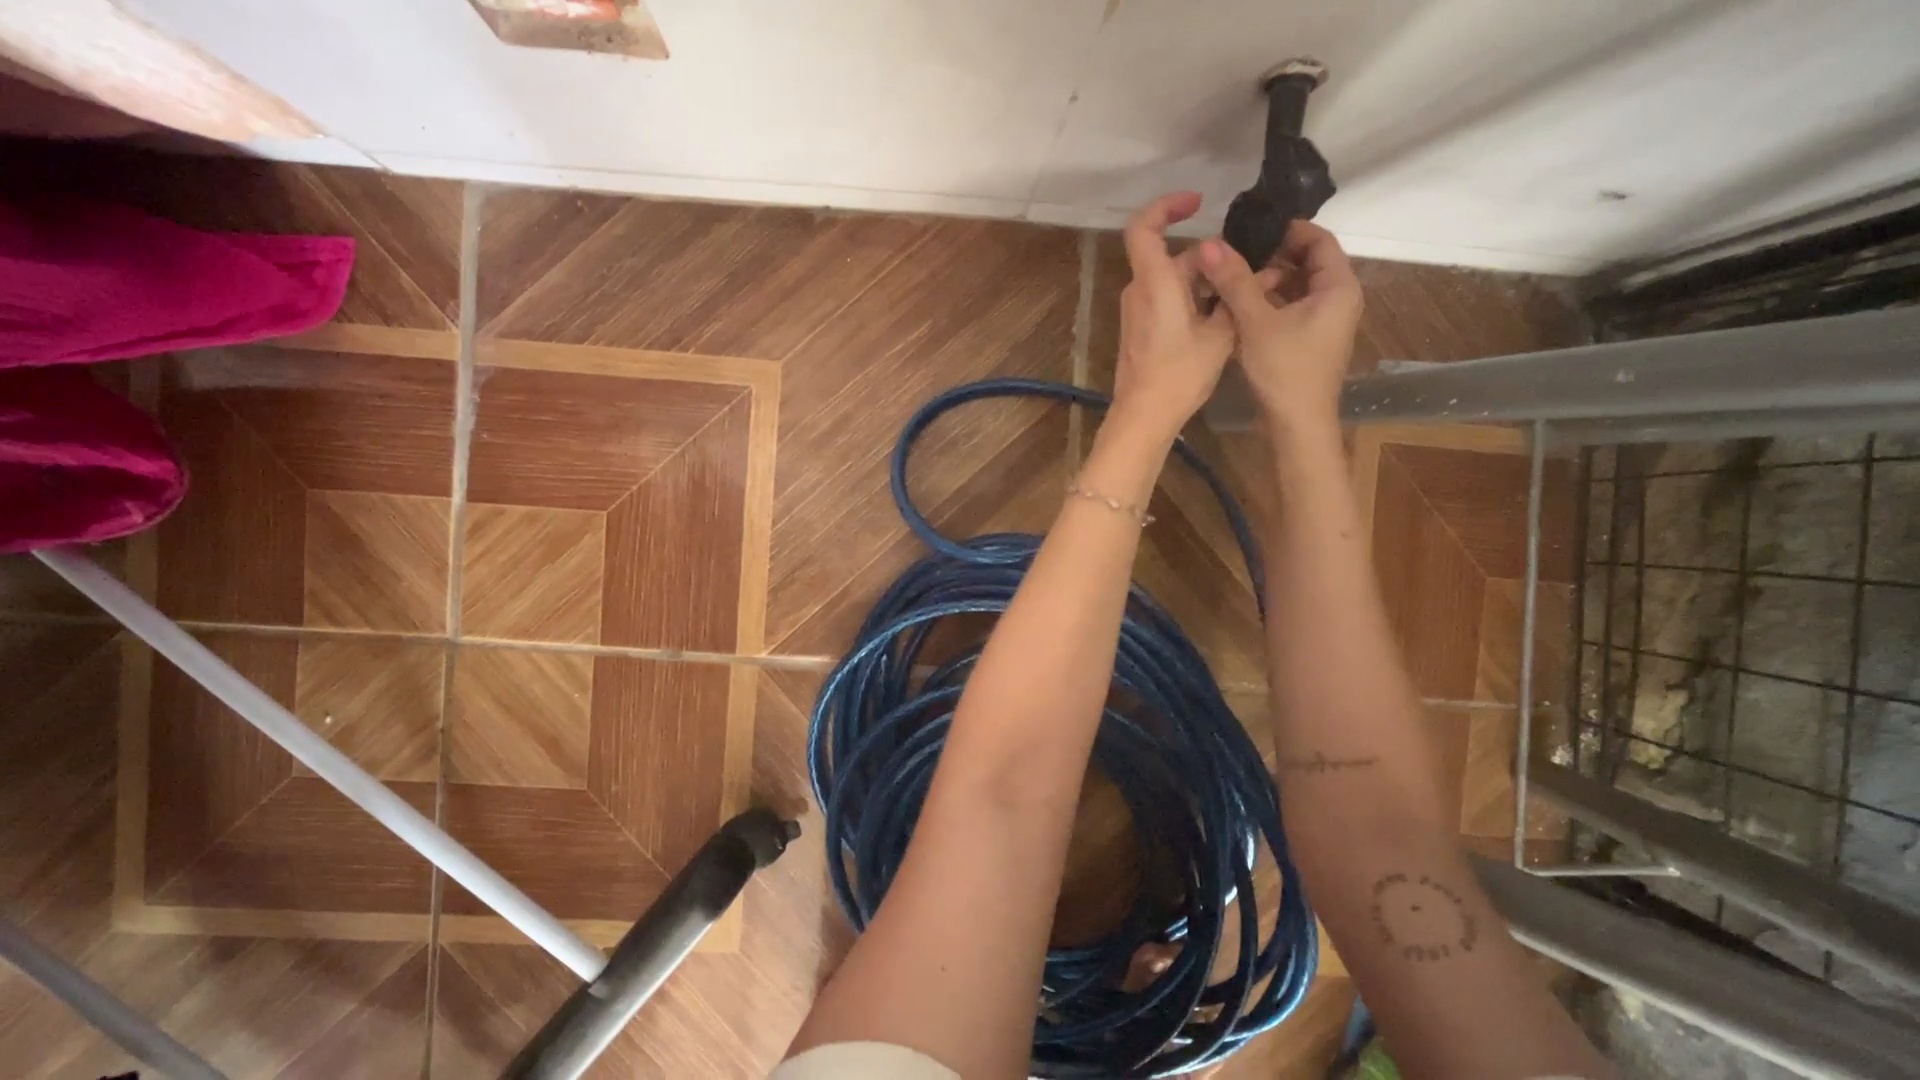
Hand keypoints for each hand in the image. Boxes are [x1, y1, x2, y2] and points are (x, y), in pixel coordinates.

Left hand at [1107, 192, 1235, 443]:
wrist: (1144, 415)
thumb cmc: (1179, 374)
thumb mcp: (1220, 335)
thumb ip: (1239, 298)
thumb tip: (1268, 271)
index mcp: (1154, 282)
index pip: (1144, 227)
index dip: (1166, 206)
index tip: (1197, 202)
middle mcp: (1140, 290)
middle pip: (1173, 258)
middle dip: (1211, 259)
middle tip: (1251, 268)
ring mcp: (1138, 310)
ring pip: (1174, 281)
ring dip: (1207, 282)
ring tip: (1245, 294)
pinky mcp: (1141, 329)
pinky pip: (1168, 300)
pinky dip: (1195, 299)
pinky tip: (1225, 316)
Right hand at [1195, 220, 1362, 431]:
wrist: (1297, 425)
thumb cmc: (1285, 370)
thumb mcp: (1256, 321)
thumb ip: (1235, 280)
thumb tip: (1209, 243)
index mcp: (1338, 287)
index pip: (1319, 239)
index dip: (1286, 229)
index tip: (1250, 228)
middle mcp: (1338, 299)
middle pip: (1308, 261)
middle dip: (1272, 254)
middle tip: (1234, 251)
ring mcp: (1325, 321)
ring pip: (1297, 285)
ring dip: (1267, 278)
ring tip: (1231, 274)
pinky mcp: (1310, 339)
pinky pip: (1291, 306)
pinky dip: (1269, 300)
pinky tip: (1239, 303)